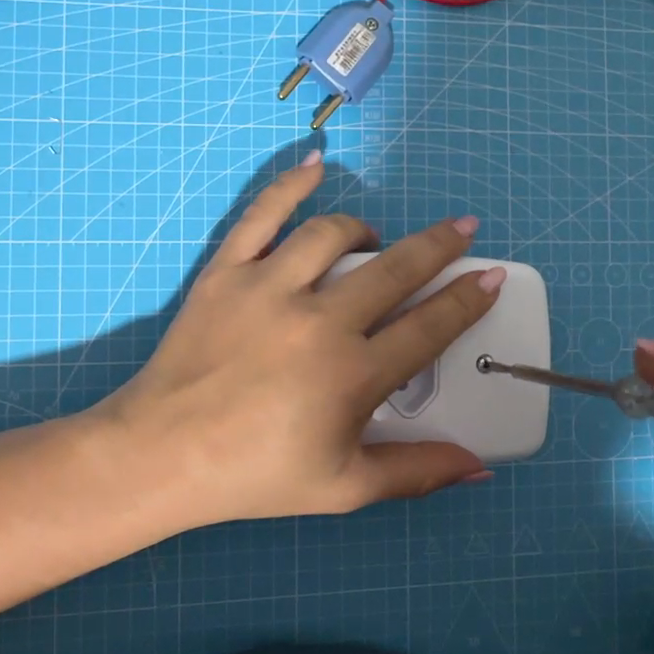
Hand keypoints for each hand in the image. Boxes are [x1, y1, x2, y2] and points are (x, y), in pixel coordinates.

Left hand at [88, 153, 504, 525]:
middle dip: (438, 246)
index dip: (466, 299)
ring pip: (331, 235)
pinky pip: (261, 216)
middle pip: (394, 269)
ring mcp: (268, 287)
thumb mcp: (343, 487)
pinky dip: (291, 185)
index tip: (489, 276)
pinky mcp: (226, 272)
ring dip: (363, 230)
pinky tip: (315, 166)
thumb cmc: (255, 475)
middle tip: (461, 229)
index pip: (428, 326)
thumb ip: (416, 472)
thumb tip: (477, 464)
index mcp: (353, 373)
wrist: (164, 453)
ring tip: (372, 238)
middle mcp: (319, 320)